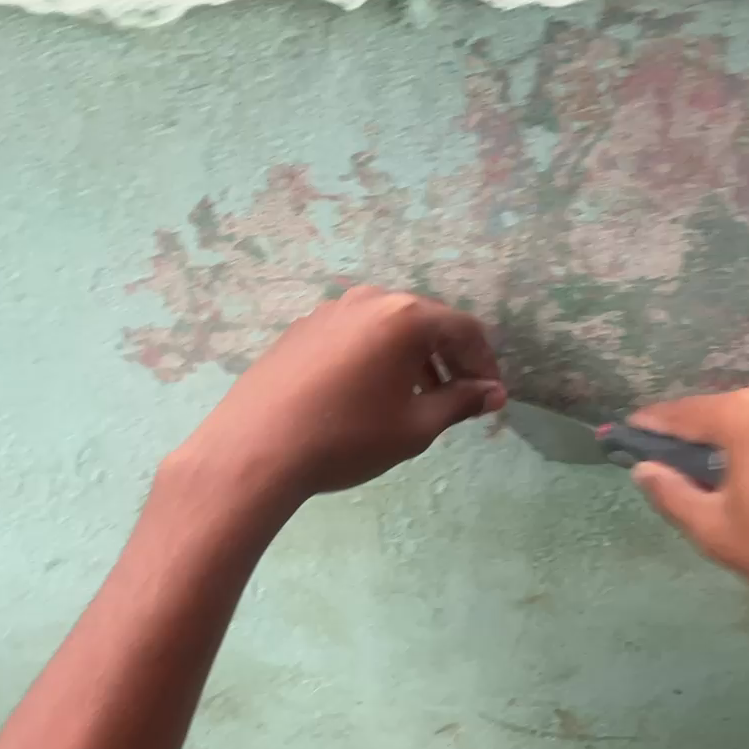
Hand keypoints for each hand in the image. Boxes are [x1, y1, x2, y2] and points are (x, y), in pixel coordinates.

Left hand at [174, 286, 505, 502]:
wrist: (256, 448)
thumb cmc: (347, 438)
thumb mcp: (415, 427)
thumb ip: (460, 403)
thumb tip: (492, 394)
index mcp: (405, 316)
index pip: (464, 330)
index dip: (484, 364)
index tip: (490, 399)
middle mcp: (370, 300)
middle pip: (426, 322)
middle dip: (449, 359)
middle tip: (458, 399)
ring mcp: (330, 310)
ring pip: (388, 327)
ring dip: (413, 358)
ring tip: (416, 400)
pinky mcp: (302, 328)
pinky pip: (356, 335)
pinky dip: (377, 357)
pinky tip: (368, 394)